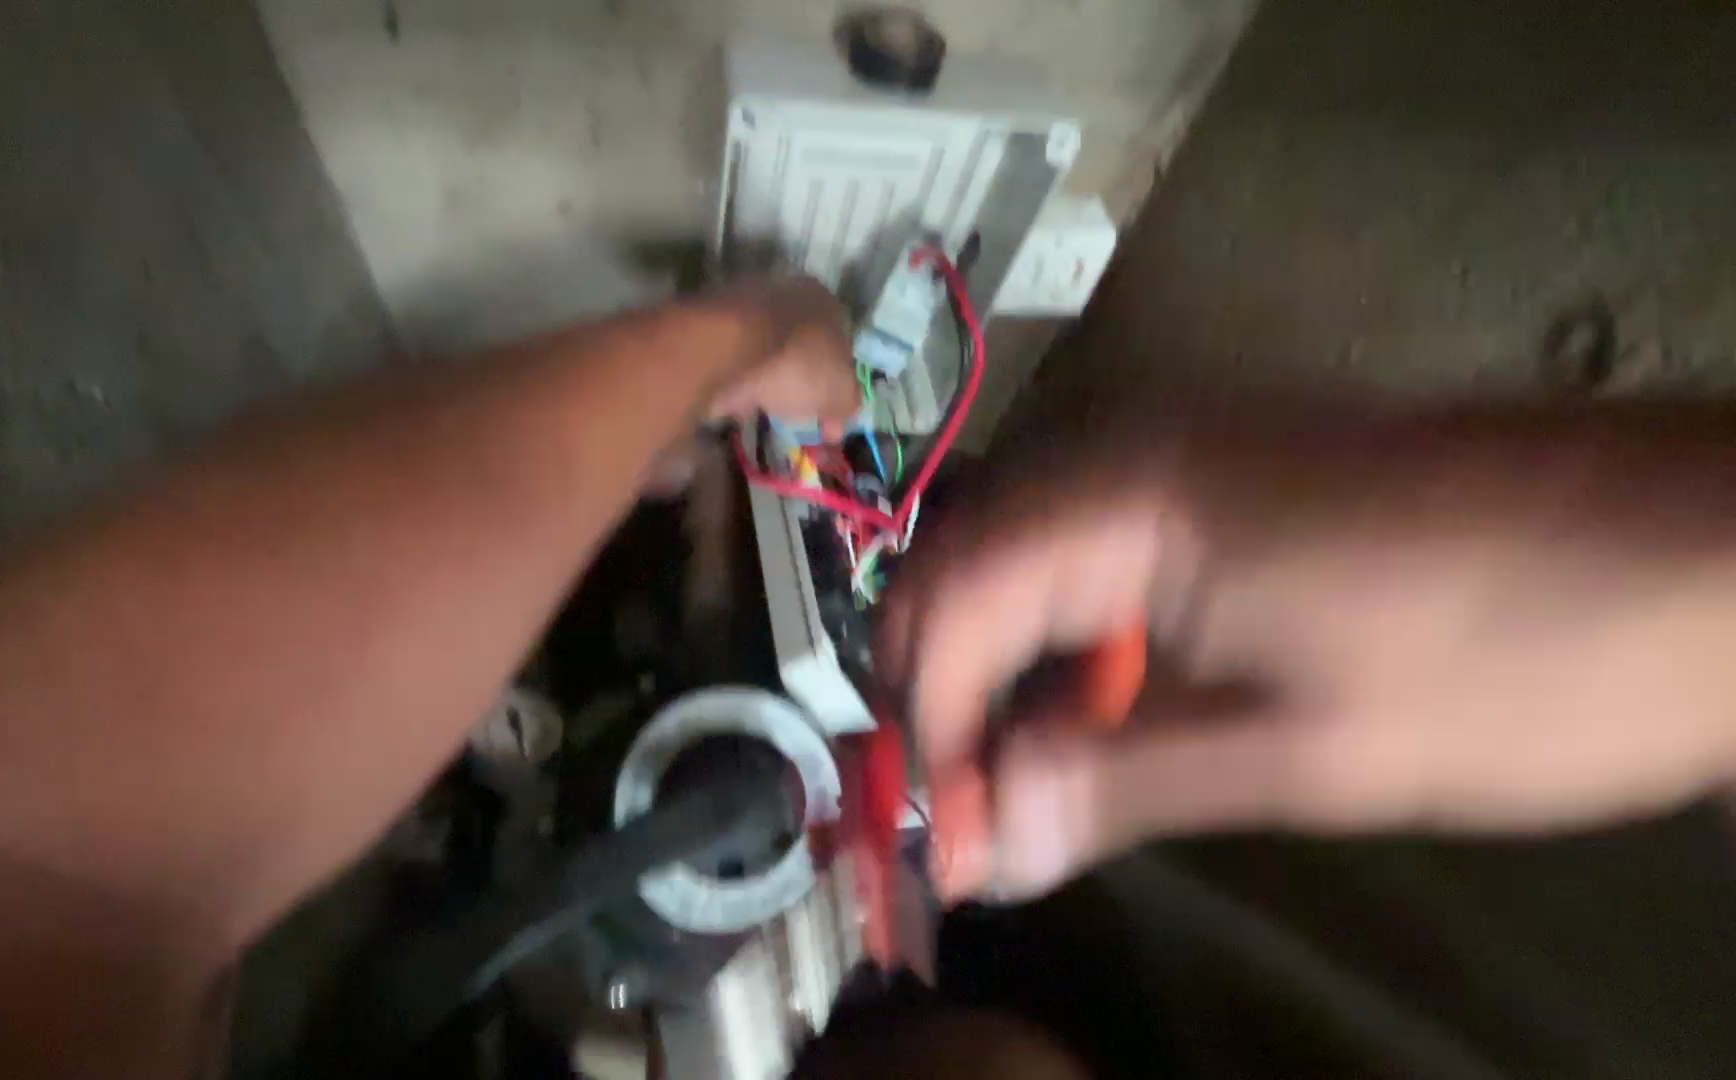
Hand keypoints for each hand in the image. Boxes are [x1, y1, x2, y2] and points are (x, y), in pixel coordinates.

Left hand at [704, 276, 861, 432]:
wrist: (728, 348)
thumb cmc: (798, 363)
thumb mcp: (839, 393)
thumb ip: (846, 405)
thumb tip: (838, 424)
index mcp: (821, 299)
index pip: (839, 341)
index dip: (837, 381)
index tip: (830, 414)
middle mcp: (782, 292)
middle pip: (798, 343)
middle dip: (800, 378)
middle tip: (797, 412)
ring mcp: (741, 307)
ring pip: (763, 351)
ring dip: (765, 379)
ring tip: (765, 410)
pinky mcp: (708, 328)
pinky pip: (732, 363)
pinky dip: (737, 382)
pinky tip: (737, 404)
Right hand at [880, 406, 1735, 902]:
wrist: (1712, 545)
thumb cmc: (1514, 653)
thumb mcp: (1306, 749)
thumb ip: (1118, 783)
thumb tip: (989, 847)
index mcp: (1124, 504)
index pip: (956, 606)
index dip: (929, 720)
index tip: (943, 823)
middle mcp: (1112, 459)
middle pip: (954, 566)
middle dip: (934, 683)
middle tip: (953, 791)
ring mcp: (1149, 460)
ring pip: (1000, 558)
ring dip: (983, 660)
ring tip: (1002, 760)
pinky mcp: (1187, 480)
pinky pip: (1065, 551)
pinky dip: (1044, 632)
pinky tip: (1084, 696)